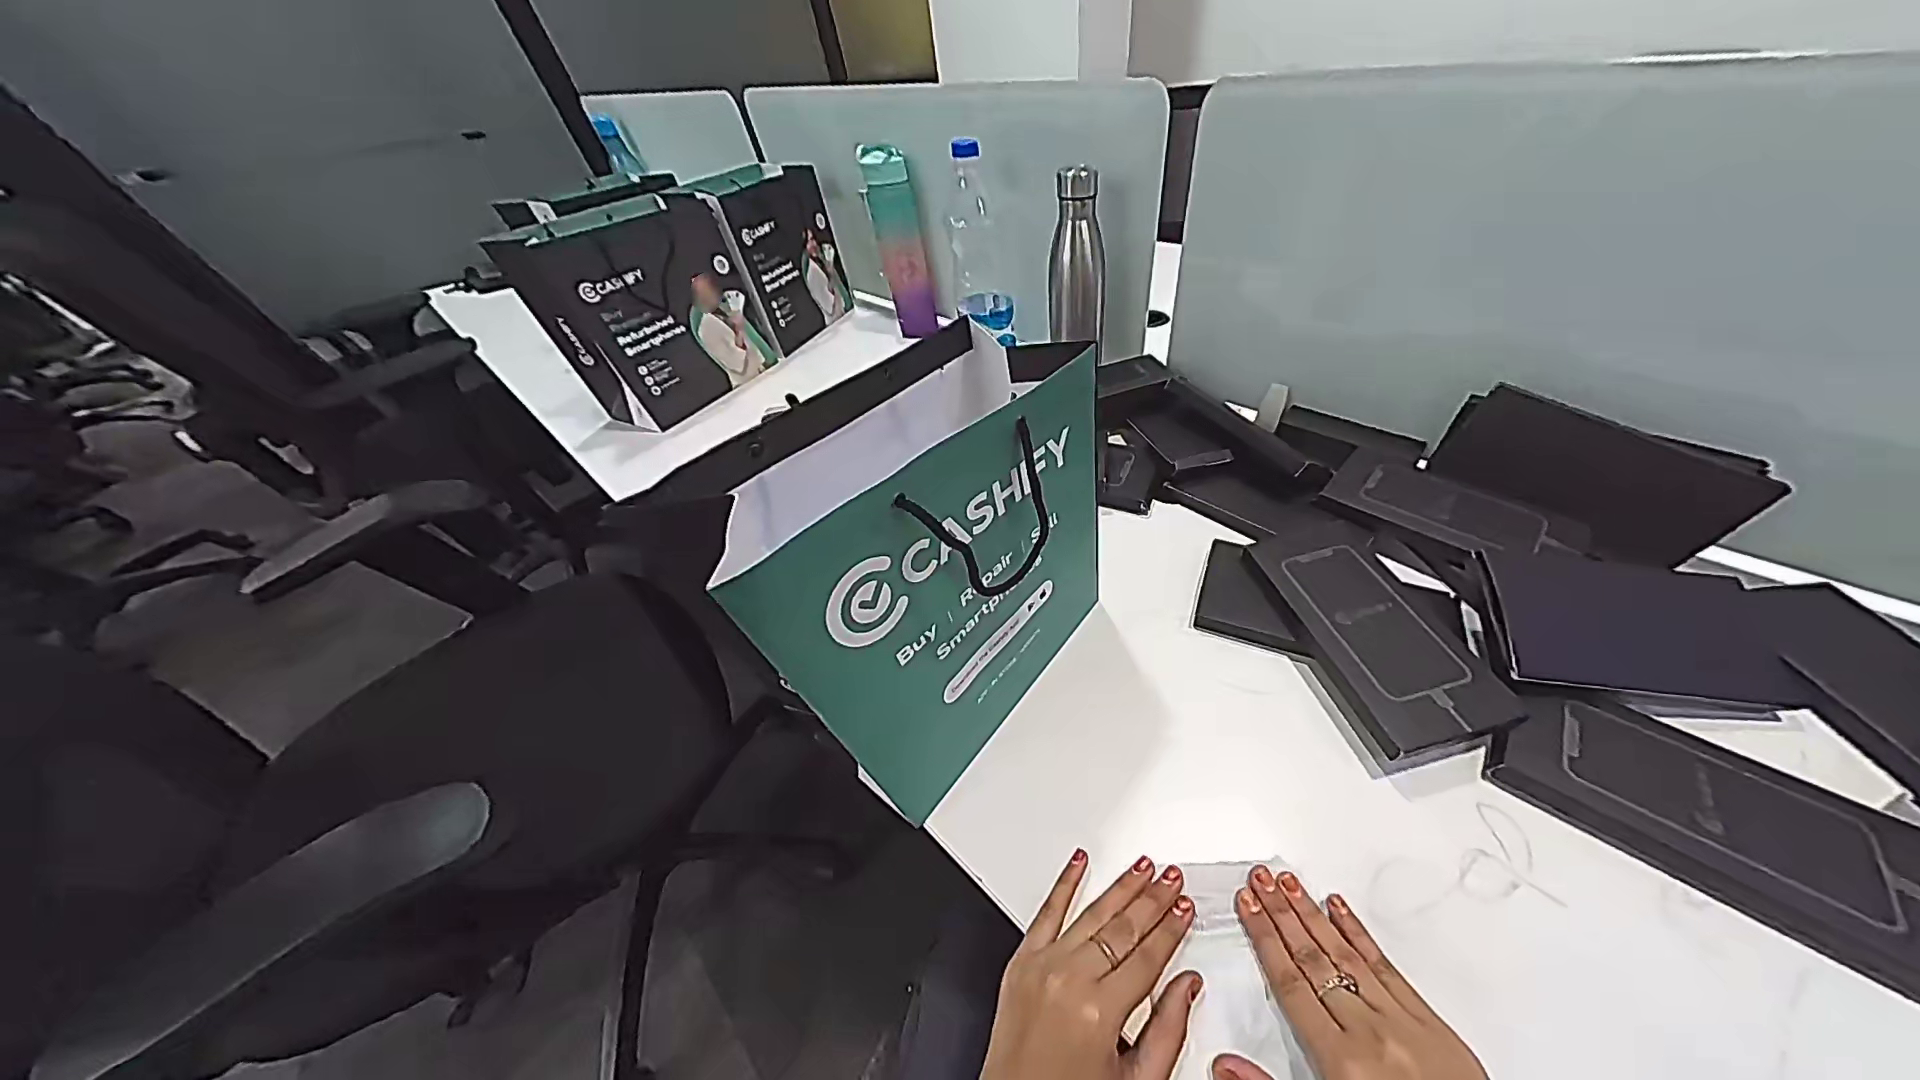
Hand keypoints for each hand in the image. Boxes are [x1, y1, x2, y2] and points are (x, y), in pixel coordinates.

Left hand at [980, 850, 1201, 1079]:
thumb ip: (1167, 1030)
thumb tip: (1187, 986)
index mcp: (1101, 1012)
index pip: (1148, 956)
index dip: (1171, 929)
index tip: (1185, 909)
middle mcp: (1069, 980)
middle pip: (1123, 928)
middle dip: (1152, 899)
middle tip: (1171, 878)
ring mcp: (1041, 966)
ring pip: (1090, 913)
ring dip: (1120, 886)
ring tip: (1142, 867)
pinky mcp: (1020, 961)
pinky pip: (1046, 912)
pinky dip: (1064, 883)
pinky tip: (1079, 862)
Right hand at [1217, 866, 1487, 1079]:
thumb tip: (1224, 1066)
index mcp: (1341, 1063)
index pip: (1289, 982)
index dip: (1263, 937)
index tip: (1247, 905)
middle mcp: (1370, 1034)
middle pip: (1312, 959)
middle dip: (1280, 912)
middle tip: (1261, 879)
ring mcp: (1403, 1025)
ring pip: (1346, 955)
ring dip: (1312, 913)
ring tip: (1290, 883)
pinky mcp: (1433, 1026)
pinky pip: (1388, 970)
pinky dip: (1360, 935)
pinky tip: (1341, 909)